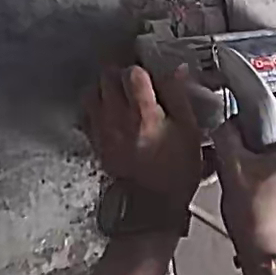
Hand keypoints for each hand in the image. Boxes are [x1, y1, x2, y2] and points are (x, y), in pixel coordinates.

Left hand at [82, 65, 204, 206]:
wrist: (152, 205)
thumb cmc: (175, 171)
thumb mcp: (189, 131)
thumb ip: (179, 96)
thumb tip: (177, 69)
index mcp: (144, 114)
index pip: (132, 72)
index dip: (142, 70)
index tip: (149, 77)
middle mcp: (118, 118)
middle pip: (107, 76)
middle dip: (120, 74)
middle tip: (134, 82)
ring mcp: (102, 129)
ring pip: (92, 92)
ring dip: (104, 88)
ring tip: (119, 95)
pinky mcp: (95, 141)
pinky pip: (86, 113)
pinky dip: (95, 107)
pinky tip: (110, 112)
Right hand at [209, 92, 275, 259]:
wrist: (269, 258)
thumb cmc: (255, 212)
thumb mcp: (233, 169)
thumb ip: (227, 136)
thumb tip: (227, 122)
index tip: (259, 101)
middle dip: (272, 119)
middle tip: (245, 124)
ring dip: (271, 139)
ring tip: (243, 147)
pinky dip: (274, 156)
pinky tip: (250, 169)